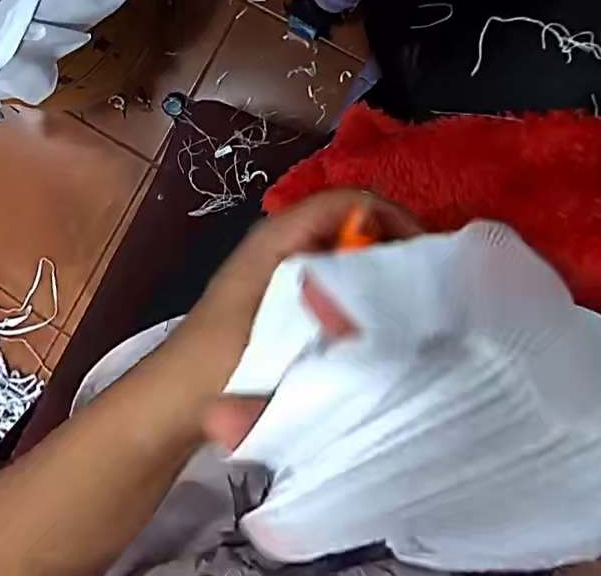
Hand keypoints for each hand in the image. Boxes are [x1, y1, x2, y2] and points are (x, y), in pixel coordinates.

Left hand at [162, 190, 419, 404]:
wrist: (173, 399)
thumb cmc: (220, 363)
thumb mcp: (280, 336)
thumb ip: (332, 314)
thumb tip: (391, 305)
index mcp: (281, 234)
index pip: (349, 200)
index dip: (391, 216)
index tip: (423, 253)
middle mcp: (286, 238)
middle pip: (352, 218)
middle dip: (392, 241)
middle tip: (427, 279)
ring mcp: (286, 262)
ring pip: (347, 245)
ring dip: (380, 264)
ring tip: (413, 298)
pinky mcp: (288, 288)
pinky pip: (336, 271)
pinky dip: (362, 283)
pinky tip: (379, 316)